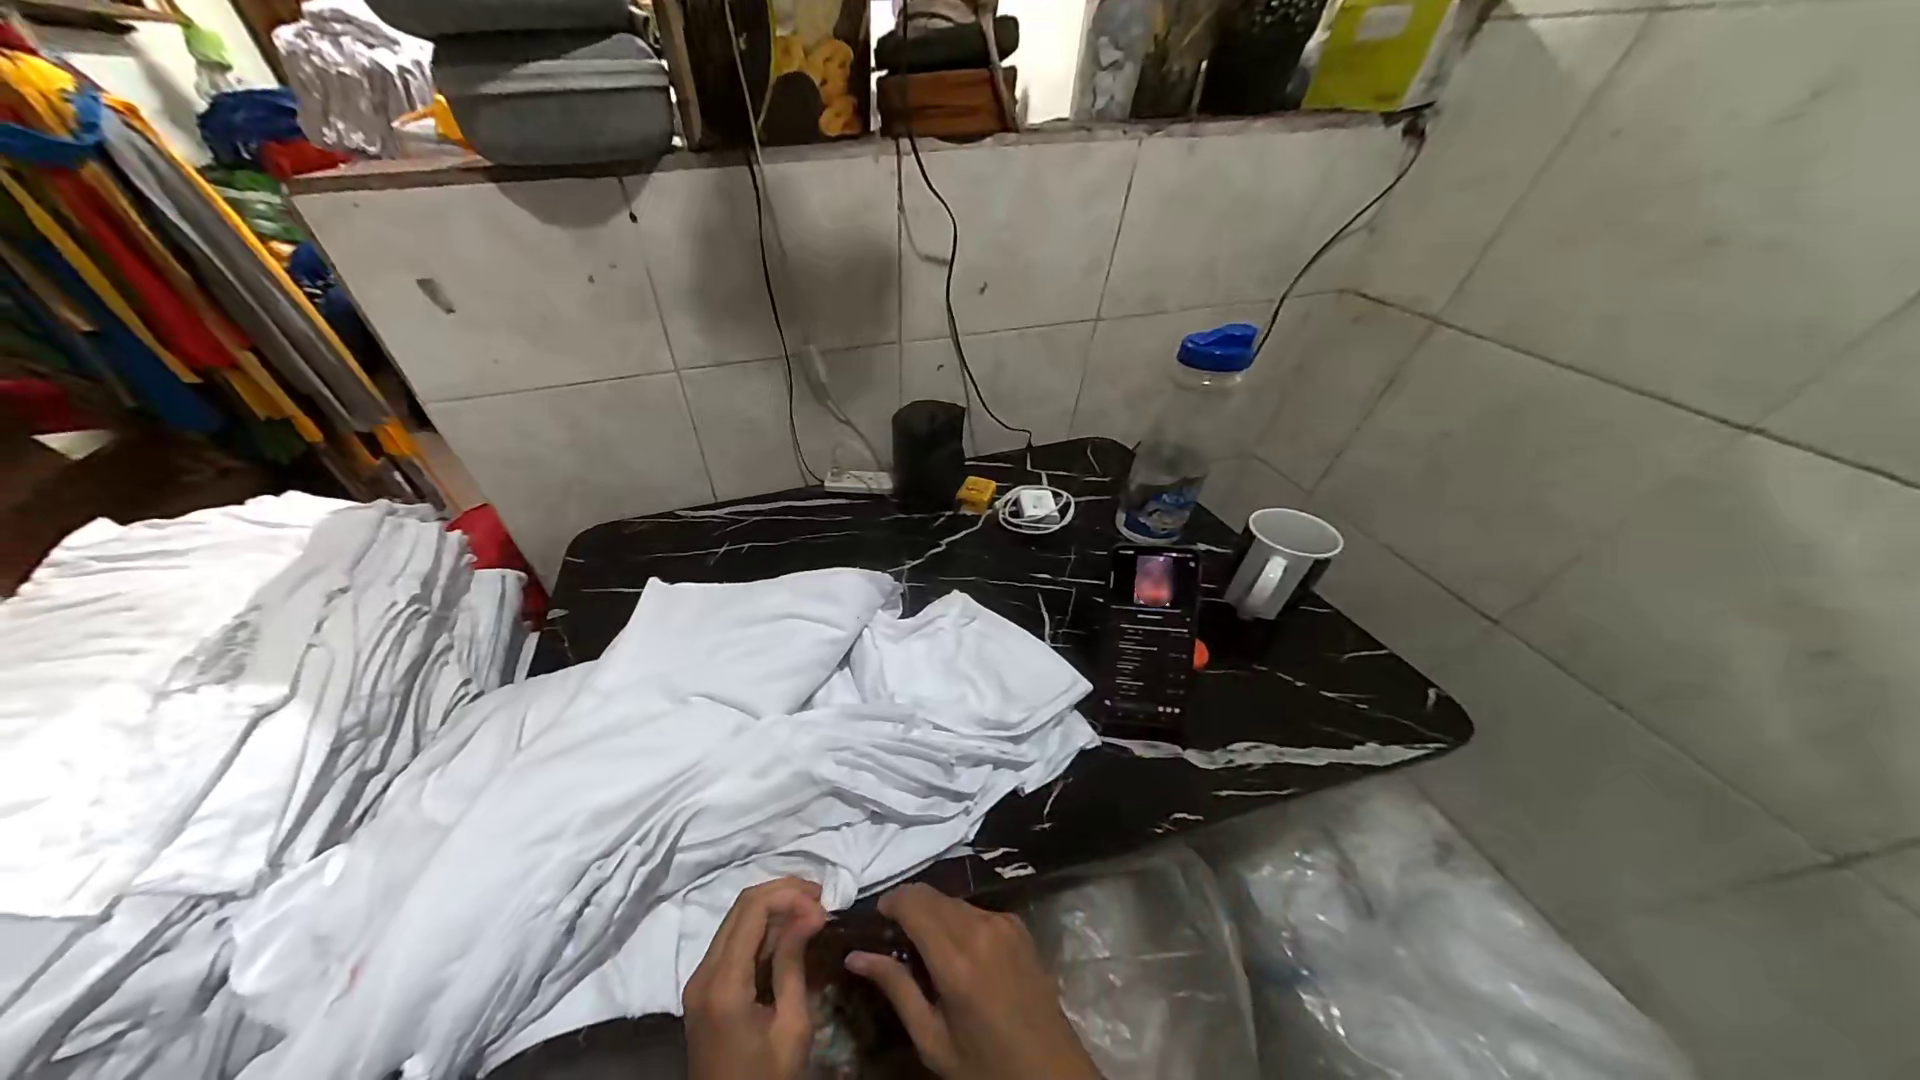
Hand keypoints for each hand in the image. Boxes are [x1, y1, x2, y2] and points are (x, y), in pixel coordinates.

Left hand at [684, 877, 828, 1079]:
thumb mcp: (791, 1027)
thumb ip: (794, 963)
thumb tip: (811, 912)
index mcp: (723, 984)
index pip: (752, 909)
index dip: (789, 895)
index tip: (823, 905)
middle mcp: (703, 973)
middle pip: (741, 907)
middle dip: (783, 893)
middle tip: (820, 900)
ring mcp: (699, 981)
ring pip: (736, 920)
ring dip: (774, 908)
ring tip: (811, 913)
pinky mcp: (705, 989)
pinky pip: (733, 942)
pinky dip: (763, 929)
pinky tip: (790, 933)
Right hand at [845, 883, 1099, 1079]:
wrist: (1053, 1075)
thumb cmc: (986, 1067)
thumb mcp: (933, 1040)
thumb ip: (896, 989)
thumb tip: (855, 956)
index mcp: (957, 959)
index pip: (913, 901)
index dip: (889, 903)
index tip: (876, 922)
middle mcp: (982, 928)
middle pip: (932, 895)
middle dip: (908, 908)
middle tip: (895, 940)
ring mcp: (1005, 923)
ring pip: (954, 901)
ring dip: (933, 914)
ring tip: (926, 951)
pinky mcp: (1019, 926)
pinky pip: (977, 911)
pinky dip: (958, 921)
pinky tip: (959, 954)